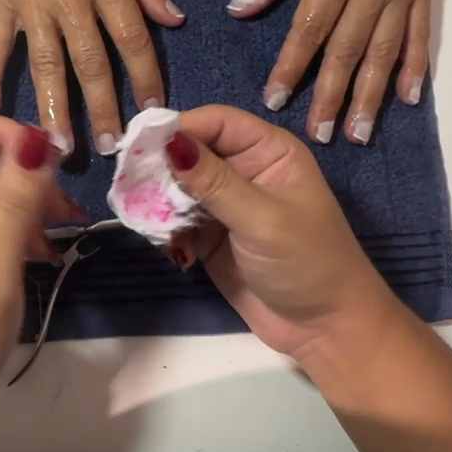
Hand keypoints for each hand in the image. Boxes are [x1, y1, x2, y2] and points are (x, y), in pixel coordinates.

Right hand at [0, 0, 185, 157]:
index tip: (153, 110)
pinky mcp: (0, 4)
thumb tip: (173, 19)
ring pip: (45, 65)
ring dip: (53, 107)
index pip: (132, 39)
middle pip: (90, 63)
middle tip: (111, 146)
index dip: (145, 77)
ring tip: (59, 145)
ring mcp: (31, 5)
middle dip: (102, 108)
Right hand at [165, 105, 403, 360]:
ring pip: (177, 186)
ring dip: (157, 198)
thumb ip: (213, 181)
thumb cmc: (307, 263)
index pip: (216, 122)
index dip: (179, 127)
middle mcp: (244, 170)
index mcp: (269, 152)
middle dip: (160, 165)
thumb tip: (169, 141)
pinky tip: (161, 241)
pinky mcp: (209, 236)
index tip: (140, 144)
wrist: (323, 329)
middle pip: (190, 151)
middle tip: (129, 182)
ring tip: (141, 214)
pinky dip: (163, 227)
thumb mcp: (261, 218)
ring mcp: (224, 205)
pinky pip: (176, 220)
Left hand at [228, 0, 441, 146]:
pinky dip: (415, 67)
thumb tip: (240, 9)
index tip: (276, 101)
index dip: (292, 67)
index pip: (309, 30)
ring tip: (361, 133)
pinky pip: (420, 33)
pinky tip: (408, 98)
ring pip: (385, 52)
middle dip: (333, 97)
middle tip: (321, 135)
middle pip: (348, 51)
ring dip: (372, 96)